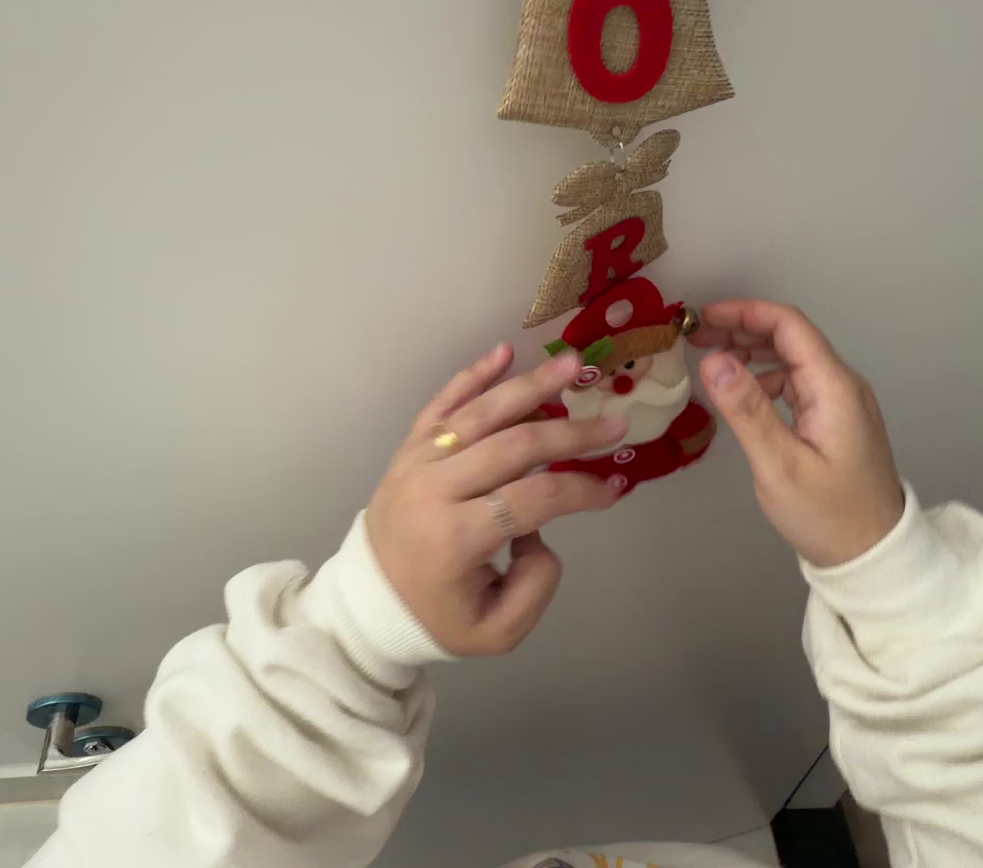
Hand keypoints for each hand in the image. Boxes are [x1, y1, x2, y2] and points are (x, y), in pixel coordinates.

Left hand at [366, 345, 626, 655]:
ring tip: (572, 364)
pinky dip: (473, 375)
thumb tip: (540, 529)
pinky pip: (442, 404)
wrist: (367, 600)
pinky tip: (504, 351)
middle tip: (614, 422)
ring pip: (481, 413)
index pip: (535, 500)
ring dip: (531, 385)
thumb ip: (536, 584)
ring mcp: (418, 462)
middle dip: (572, 433)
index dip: (580, 491)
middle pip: (515, 446)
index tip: (613, 489)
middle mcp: (435, 490)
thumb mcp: (496, 631)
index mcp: (456, 538)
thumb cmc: (436, 615)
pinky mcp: (409, 448)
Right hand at [692, 301, 905, 567]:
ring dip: (750, 349)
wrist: (875, 557)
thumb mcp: (779, 465)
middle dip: (741, 328)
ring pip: (792, 357)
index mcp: (834, 388)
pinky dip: (764, 374)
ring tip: (709, 355)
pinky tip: (740, 388)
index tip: (702, 318)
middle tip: (695, 336)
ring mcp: (840, 401)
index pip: (789, 325)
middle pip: (790, 336)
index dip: (743, 312)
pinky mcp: (834, 418)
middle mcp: (842, 385)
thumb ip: (746, 409)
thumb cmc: (828, 516)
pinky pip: (796, 380)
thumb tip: (713, 359)